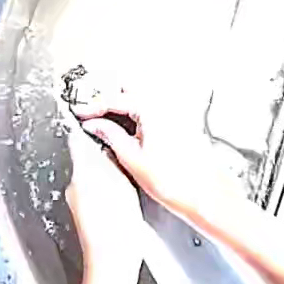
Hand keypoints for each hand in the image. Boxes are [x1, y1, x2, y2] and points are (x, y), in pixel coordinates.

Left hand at [63, 129, 142, 281]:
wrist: (111, 266)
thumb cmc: (119, 229)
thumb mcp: (124, 186)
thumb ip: (112, 162)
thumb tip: (106, 147)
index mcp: (82, 172)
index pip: (77, 140)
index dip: (89, 132)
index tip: (99, 129)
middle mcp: (73, 185)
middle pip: (85, 158)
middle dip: (102, 158)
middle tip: (122, 164)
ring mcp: (75, 202)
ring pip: (89, 177)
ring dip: (103, 177)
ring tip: (123, 189)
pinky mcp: (81, 216)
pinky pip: (90, 194)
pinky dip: (102, 194)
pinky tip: (118, 206)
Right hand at [71, 86, 218, 218]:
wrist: (205, 196)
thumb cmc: (175, 182)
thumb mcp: (132, 158)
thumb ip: (110, 135)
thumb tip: (94, 125)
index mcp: (150, 109)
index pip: (113, 98)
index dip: (92, 105)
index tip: (79, 113)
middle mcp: (162, 104)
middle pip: (126, 87)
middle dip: (105, 95)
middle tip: (88, 109)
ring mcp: (170, 111)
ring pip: (137, 96)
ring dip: (118, 102)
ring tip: (101, 118)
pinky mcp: (175, 122)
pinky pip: (147, 107)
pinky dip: (131, 111)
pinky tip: (122, 126)